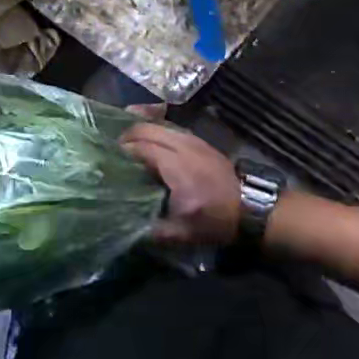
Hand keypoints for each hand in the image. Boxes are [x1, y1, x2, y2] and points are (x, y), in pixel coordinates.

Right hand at [121, 113, 241, 246]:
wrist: (252, 209)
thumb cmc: (216, 221)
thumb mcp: (183, 233)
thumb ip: (153, 231)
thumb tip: (125, 229)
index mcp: (174, 166)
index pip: (139, 147)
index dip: (120, 151)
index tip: (106, 160)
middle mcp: (181, 146)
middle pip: (145, 128)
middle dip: (126, 136)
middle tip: (113, 150)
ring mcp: (192, 140)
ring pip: (158, 125)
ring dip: (140, 132)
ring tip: (127, 146)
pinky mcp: (200, 141)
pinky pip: (169, 129)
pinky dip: (155, 132)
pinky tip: (150, 145)